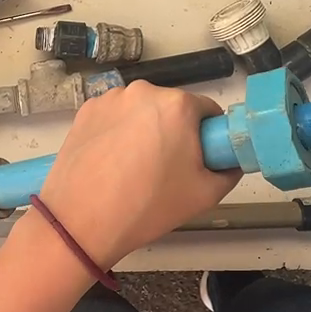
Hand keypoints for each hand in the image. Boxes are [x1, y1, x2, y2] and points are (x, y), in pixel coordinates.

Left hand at [30, 81, 230, 265]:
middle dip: (175, 131)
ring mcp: (110, 98)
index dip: (208, 135)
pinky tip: (111, 161)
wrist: (81, 220)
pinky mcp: (86, 109)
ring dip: (145, 129)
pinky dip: (118, 131)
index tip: (199, 158)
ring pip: (141, 110)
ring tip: (134, 168)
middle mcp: (143, 91)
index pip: (207, 111)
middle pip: (172, 107)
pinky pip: (114, 115)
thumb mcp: (206, 195)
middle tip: (167, 169)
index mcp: (177, 105)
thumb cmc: (148, 206)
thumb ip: (229, 170)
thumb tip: (229, 159)